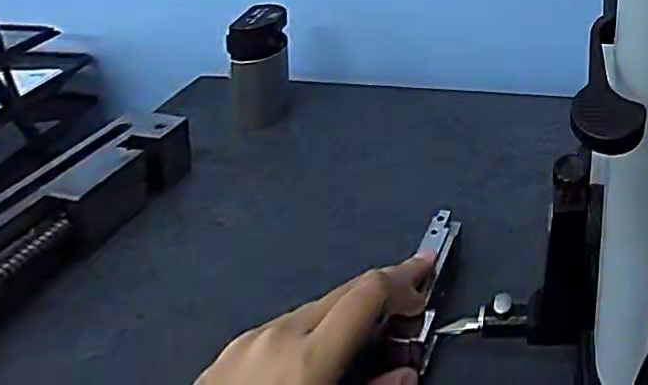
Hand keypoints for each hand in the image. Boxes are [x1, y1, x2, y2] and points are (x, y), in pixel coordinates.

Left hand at [195, 252, 436, 384]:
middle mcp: (275, 339)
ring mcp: (244, 346)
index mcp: (305, 360)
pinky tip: (311, 362)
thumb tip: (402, 375)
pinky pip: (279, 332)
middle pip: (346, 291)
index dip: (407, 277)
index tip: (426, 272)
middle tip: (407, 307)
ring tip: (361, 344)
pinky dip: (307, 336)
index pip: (370, 289)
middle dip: (381, 293)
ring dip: (344, 318)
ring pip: (313, 310)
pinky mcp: (221, 360)